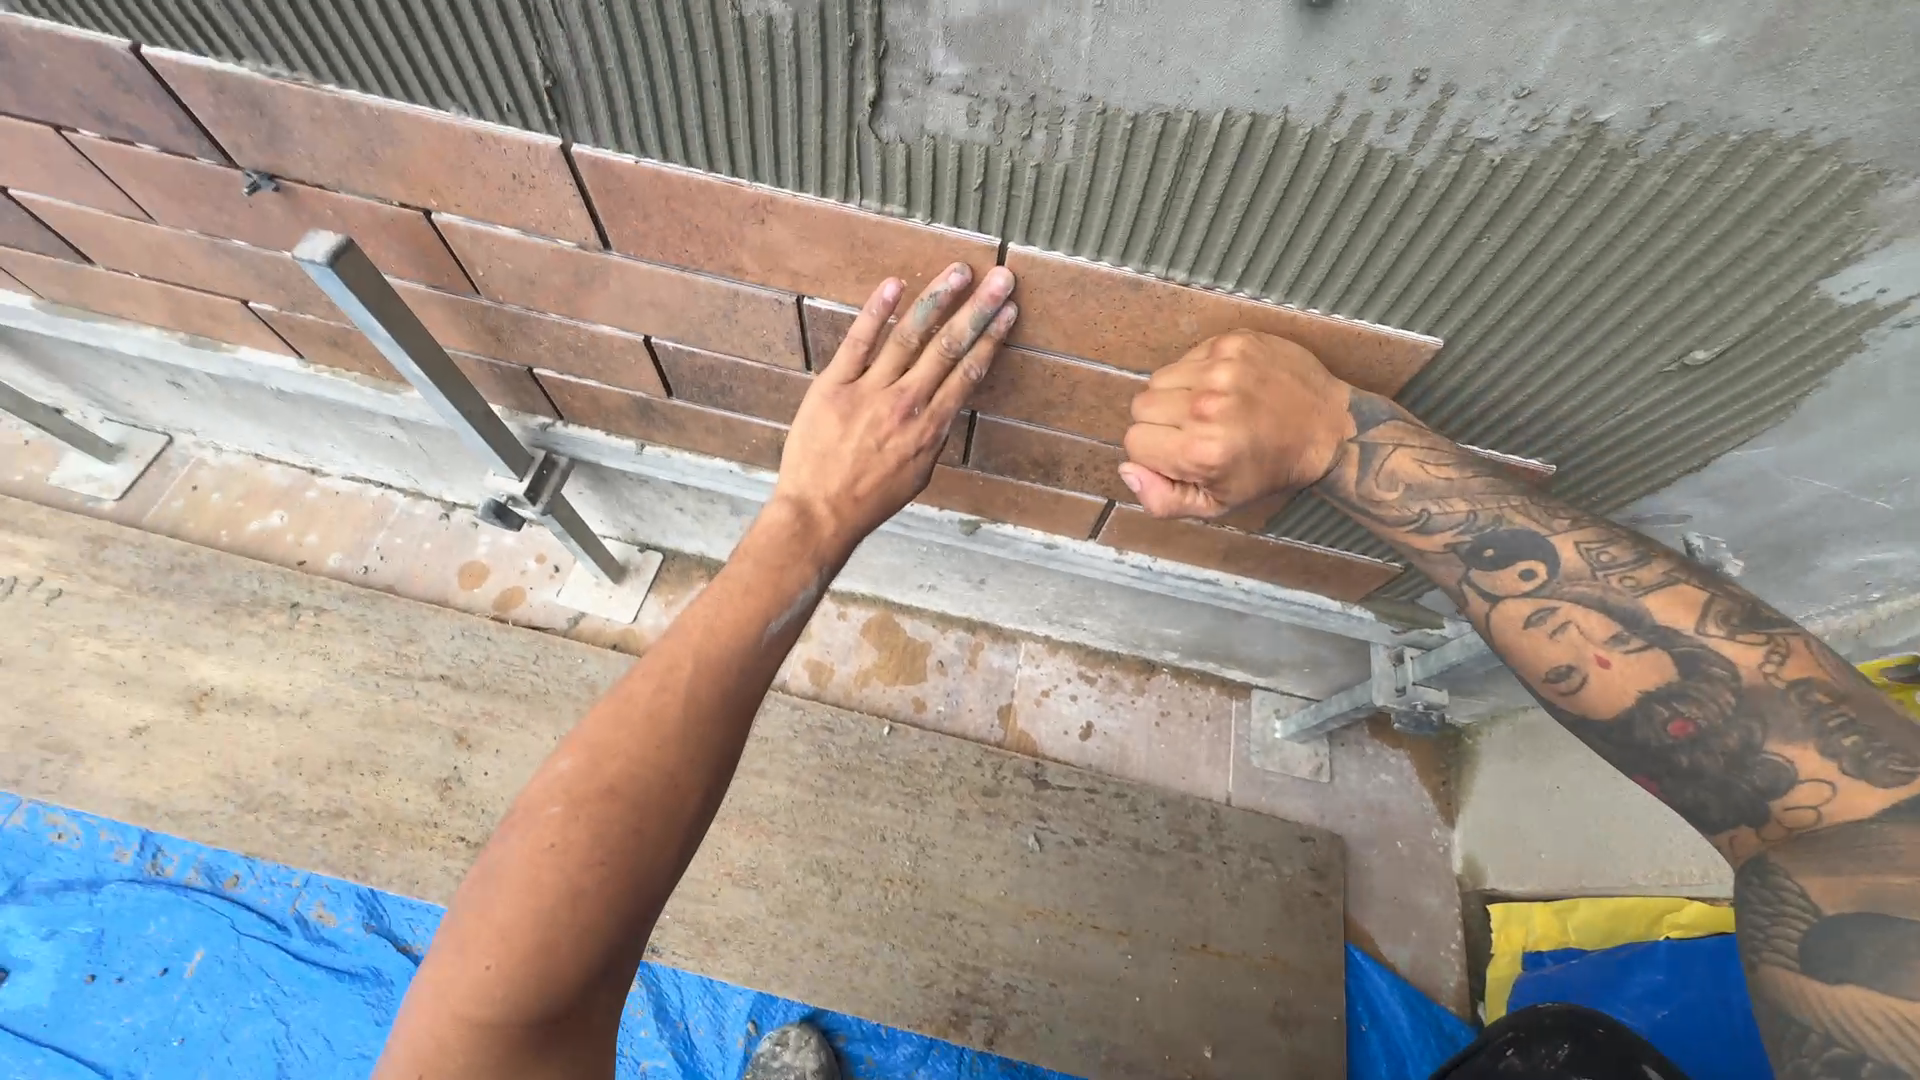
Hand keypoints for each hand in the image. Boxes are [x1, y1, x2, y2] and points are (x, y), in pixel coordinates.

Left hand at [771, 263, 1017, 553]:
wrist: (820, 512)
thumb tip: (944, 405)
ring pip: (909, 336)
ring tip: (959, 272)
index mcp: (930, 429)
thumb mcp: (919, 474)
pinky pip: (858, 341)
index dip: (991, 338)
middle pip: (948, 347)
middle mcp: (905, 405)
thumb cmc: (870, 499)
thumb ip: (934, 435)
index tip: (1009, 311)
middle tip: (1000, 278)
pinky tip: (895, 284)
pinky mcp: (833, 386)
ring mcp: (868, 392)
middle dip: (978, 309)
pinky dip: (877, 311)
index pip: (967, 373)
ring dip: (937, 299)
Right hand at [1118, 331, 1354, 518]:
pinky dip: (1195, 373)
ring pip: (1158, 380)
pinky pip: (1184, 358)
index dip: (1153, 452)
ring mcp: (1221, 370)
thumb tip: (1127, 470)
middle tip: (1194, 430)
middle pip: (1141, 408)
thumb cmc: (1266, 470)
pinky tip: (1223, 387)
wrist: (1327, 426)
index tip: (1181, 454)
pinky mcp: (1232, 343)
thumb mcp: (1215, 504)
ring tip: (1208, 407)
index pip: (1134, 442)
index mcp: (1200, 452)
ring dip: (1174, 395)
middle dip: (1160, 422)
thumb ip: (1162, 500)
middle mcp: (1206, 407)